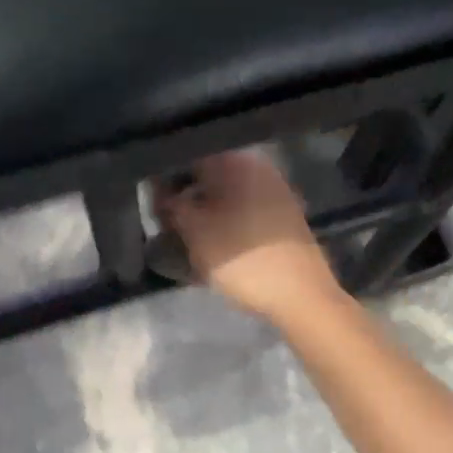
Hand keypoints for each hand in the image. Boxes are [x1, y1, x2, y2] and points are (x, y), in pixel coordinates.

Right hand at [153, 149, 346, 321]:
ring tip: (188, 239)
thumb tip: (161, 193)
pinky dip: (226, 225)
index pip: (188, 156)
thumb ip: (172, 206)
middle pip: (209, 176)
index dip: (163, 178)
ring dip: (205, 214)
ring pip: (227, 196)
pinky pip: (245, 213)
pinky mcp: (285, 219)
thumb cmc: (243, 260)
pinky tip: (214, 246)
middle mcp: (259, 168)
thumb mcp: (195, 233)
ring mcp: (276, 193)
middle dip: (186, 198)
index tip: (151, 203)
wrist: (301, 296)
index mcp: (236, 162)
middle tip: (167, 224)